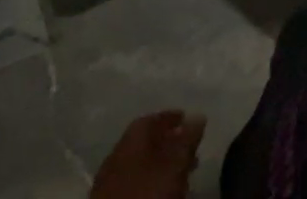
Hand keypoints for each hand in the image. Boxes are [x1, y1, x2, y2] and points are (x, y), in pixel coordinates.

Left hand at [90, 111, 206, 198]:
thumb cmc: (147, 194)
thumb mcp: (175, 165)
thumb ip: (187, 140)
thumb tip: (197, 116)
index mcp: (128, 145)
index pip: (147, 120)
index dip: (168, 117)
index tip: (187, 119)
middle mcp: (115, 159)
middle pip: (142, 143)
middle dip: (167, 141)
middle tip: (189, 145)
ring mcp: (108, 184)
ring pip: (138, 164)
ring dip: (161, 163)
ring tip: (183, 170)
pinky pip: (134, 182)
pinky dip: (151, 179)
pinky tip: (164, 189)